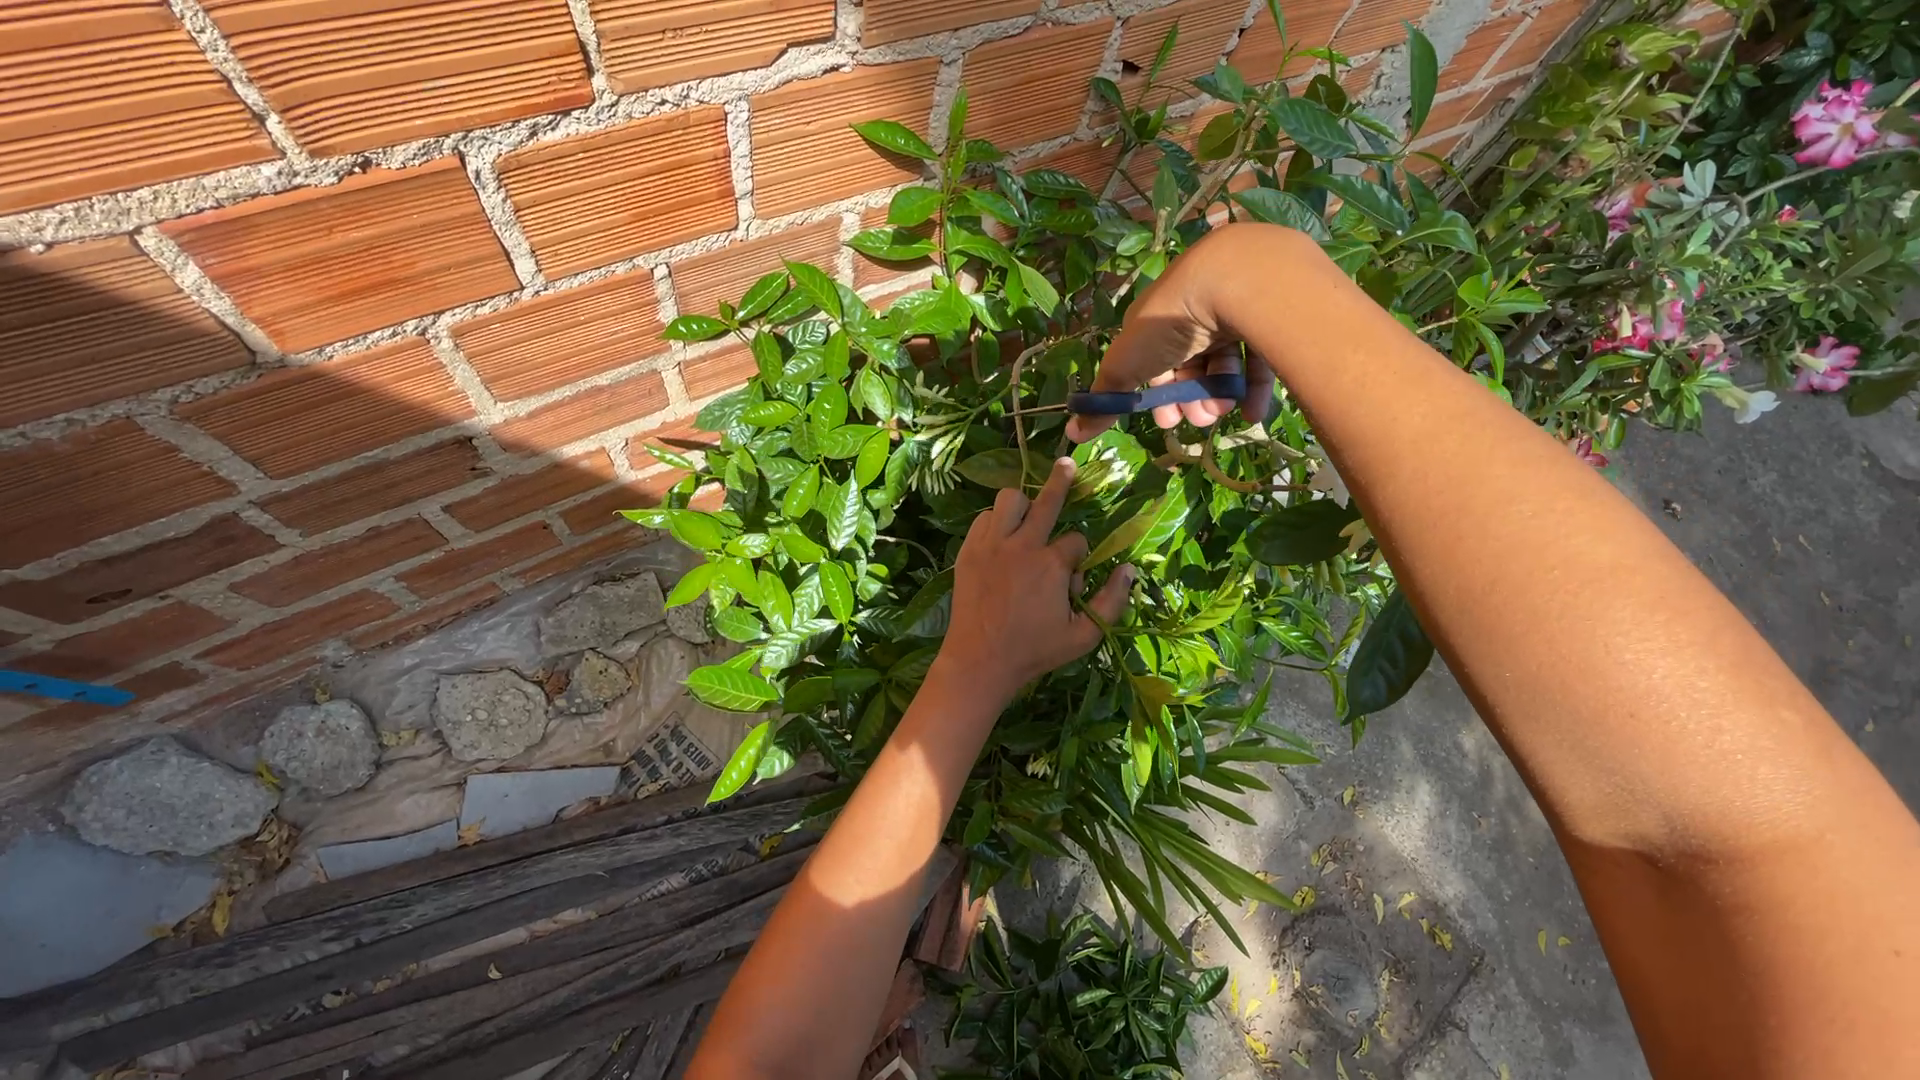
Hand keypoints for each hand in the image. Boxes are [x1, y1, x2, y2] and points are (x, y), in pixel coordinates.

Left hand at [937, 458, 1132, 701]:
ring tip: (1026, 516)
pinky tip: (1001, 538)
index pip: (1077, 540)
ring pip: (1009, 499)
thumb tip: (1128, 569)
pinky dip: (994, 522)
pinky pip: (983, 518)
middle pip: (1046, 500)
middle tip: (1066, 463)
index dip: (1078, 557)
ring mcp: (992, 545)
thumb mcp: (1084, 635)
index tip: (1070, 580)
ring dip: (1021, 504)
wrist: (980, 661)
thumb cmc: (1034, 651)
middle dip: (1061, 480)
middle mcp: (1022, 546)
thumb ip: (1111, 601)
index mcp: (1052, 564)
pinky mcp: (968, 551)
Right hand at [1068, 225, 1309, 442]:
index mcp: (1156, 318)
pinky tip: (1253, 412)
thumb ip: (1105, 399)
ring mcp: (1232, 309)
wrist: (1236, 280)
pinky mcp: (1268, 314)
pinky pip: (1260, 356)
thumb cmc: (1171, 323)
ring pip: (1224, 362)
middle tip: (1199, 421)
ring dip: (1219, 396)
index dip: (1157, 395)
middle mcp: (1192, 311)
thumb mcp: (1126, 366)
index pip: (1153, 362)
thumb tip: (1073, 433)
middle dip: (1190, 400)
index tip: (1166, 422)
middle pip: (1189, 365)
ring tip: (1224, 412)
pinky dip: (1254, 388)